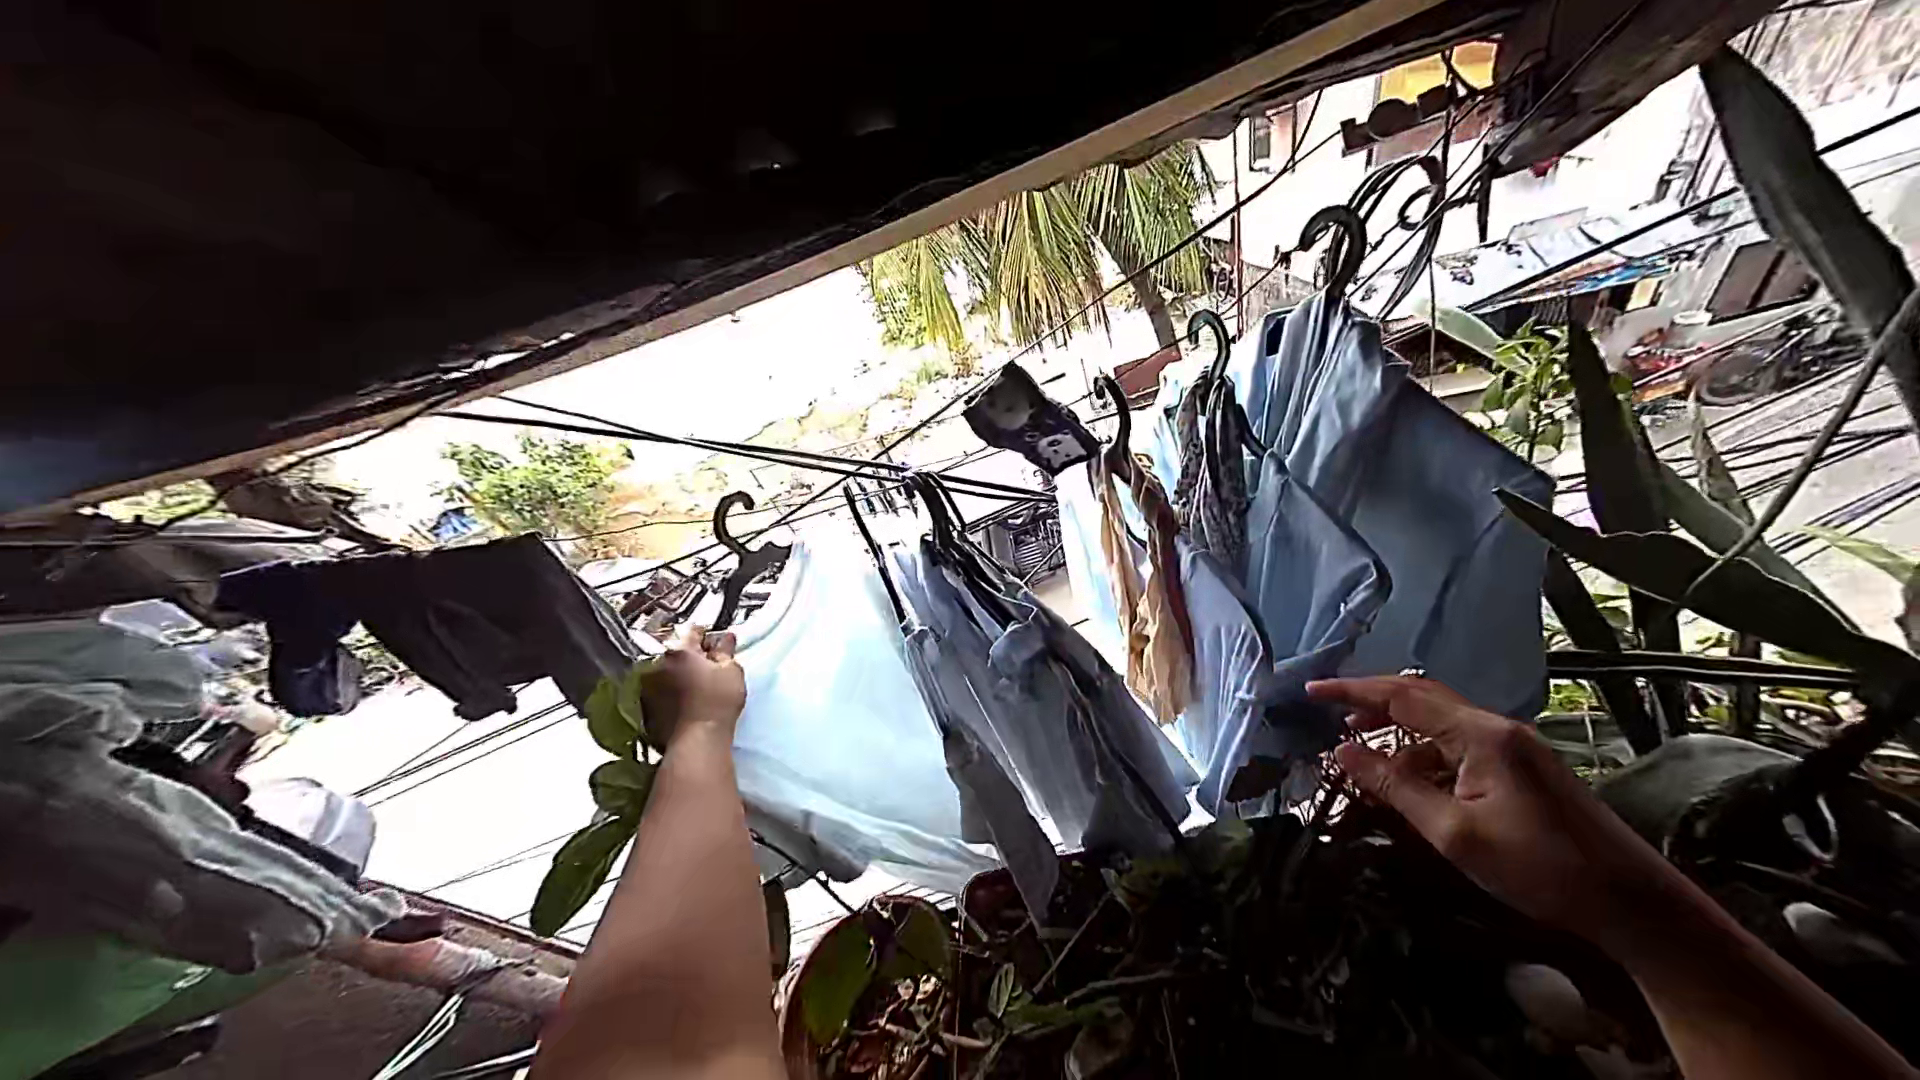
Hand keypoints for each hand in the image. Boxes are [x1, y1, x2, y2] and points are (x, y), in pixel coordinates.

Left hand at [642, 623, 746, 748]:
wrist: (697, 741)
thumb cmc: (717, 703)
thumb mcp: (731, 671)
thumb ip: (726, 651)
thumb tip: (724, 639)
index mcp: (679, 650)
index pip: (693, 630)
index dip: (708, 635)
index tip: (716, 643)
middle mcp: (657, 664)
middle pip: (677, 651)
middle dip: (692, 656)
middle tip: (711, 666)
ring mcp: (647, 686)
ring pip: (667, 671)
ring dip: (679, 673)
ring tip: (698, 686)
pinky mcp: (644, 707)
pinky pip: (660, 690)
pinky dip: (671, 691)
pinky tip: (686, 701)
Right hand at [1310, 675, 1674, 945]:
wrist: (1637, 907)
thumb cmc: (1540, 869)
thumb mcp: (1452, 832)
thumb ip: (1393, 786)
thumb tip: (1342, 751)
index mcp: (1480, 735)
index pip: (1401, 696)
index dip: (1351, 690)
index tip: (1311, 690)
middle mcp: (1495, 728)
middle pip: (1420, 696)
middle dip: (1371, 700)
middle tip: (1330, 711)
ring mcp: (1512, 746)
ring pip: (1438, 721)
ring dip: (1396, 730)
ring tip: (1361, 749)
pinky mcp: (1521, 766)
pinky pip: (1457, 744)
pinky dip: (1422, 753)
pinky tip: (1408, 780)